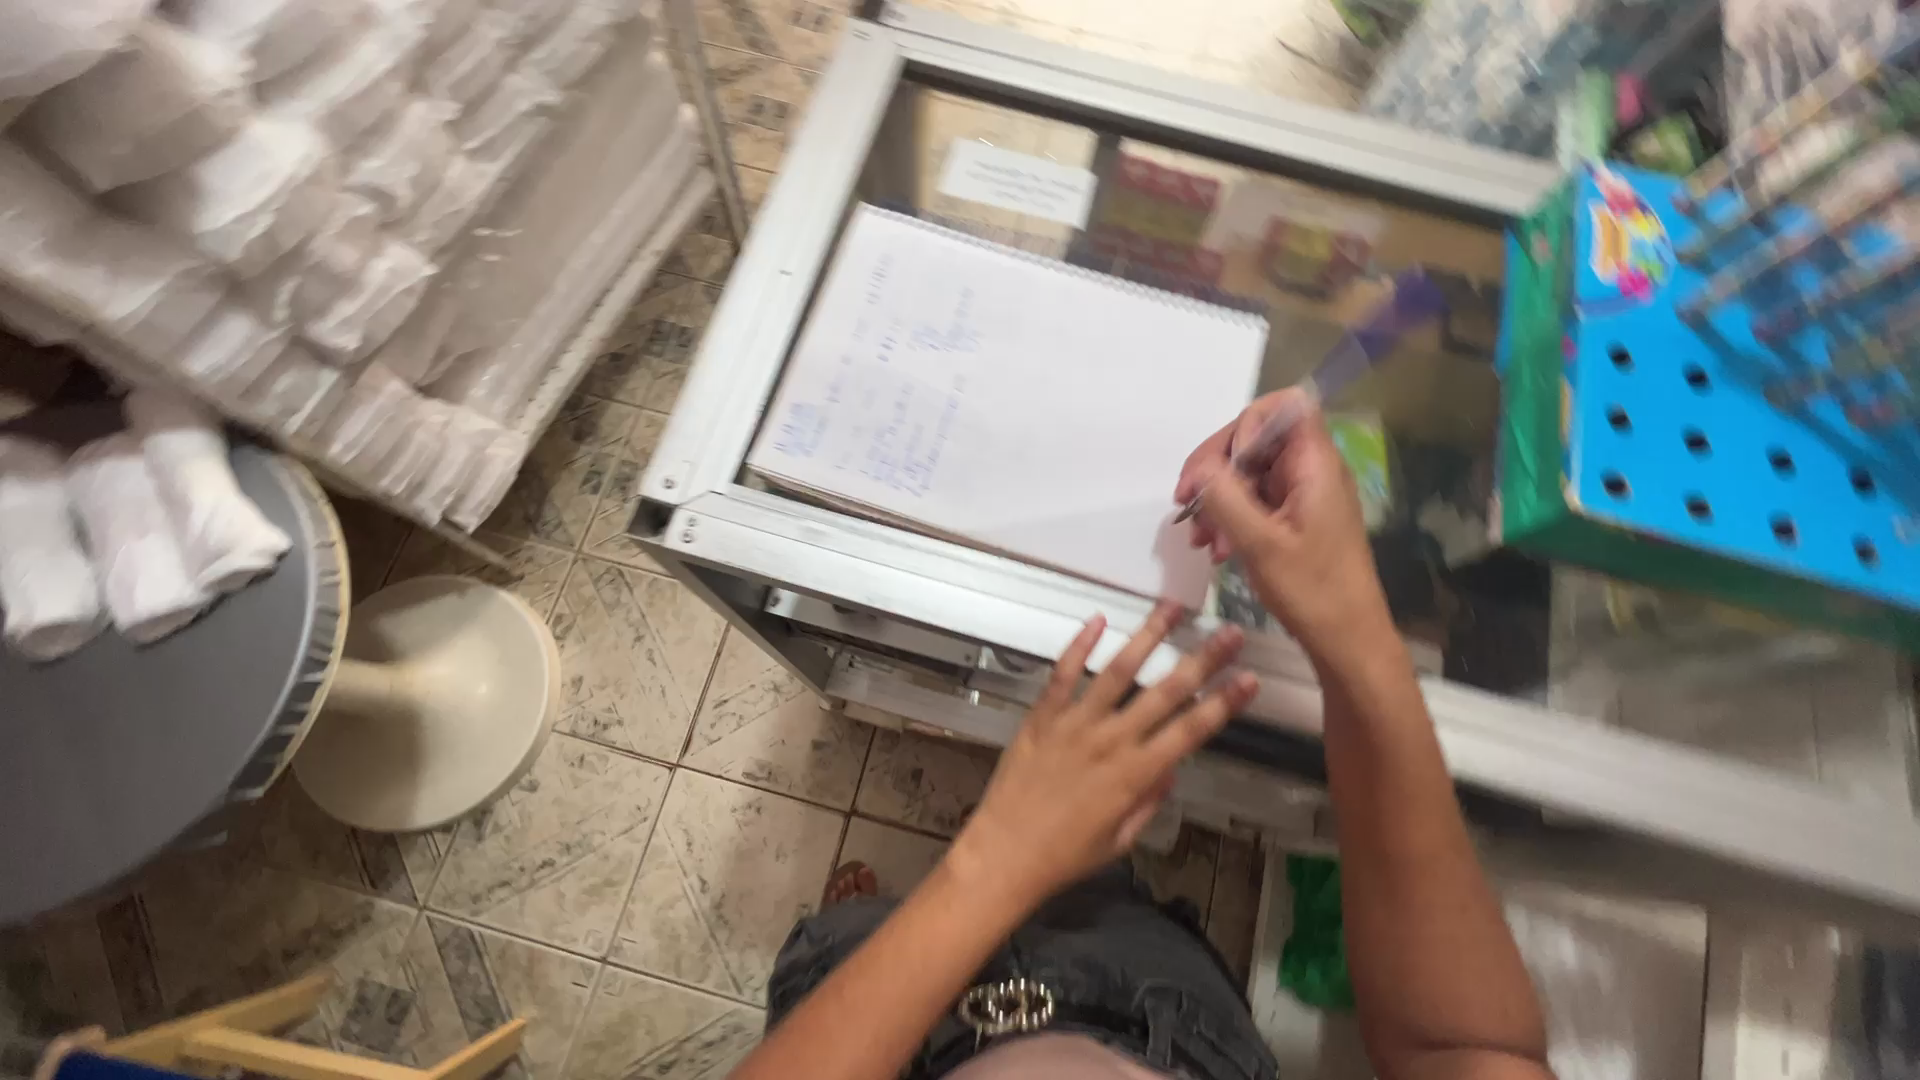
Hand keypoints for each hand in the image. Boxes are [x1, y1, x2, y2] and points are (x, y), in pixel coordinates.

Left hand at [942, 604, 1255, 911]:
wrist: (1005, 852)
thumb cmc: (1066, 855)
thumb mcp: (1121, 839)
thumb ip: (1149, 801)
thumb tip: (1172, 766)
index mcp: (1136, 775)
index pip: (1191, 731)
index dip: (1224, 703)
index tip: (1249, 678)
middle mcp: (1111, 741)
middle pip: (1166, 692)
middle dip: (1202, 659)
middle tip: (1228, 631)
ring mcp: (1075, 723)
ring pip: (1118, 671)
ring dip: (1148, 636)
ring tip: (1171, 608)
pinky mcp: (1043, 716)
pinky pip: (1063, 674)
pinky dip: (1079, 645)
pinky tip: (1097, 619)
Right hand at [1174, 389, 1391, 669]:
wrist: (1346, 638)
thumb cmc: (1311, 589)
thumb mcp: (1259, 544)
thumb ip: (1226, 497)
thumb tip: (1199, 468)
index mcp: (1314, 464)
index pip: (1284, 407)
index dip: (1245, 426)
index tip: (1222, 467)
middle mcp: (1310, 469)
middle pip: (1255, 438)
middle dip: (1215, 468)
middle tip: (1186, 504)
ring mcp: (1302, 492)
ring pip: (1248, 471)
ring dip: (1217, 498)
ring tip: (1200, 539)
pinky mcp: (1294, 515)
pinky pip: (1254, 499)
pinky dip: (1229, 516)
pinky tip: (1215, 548)